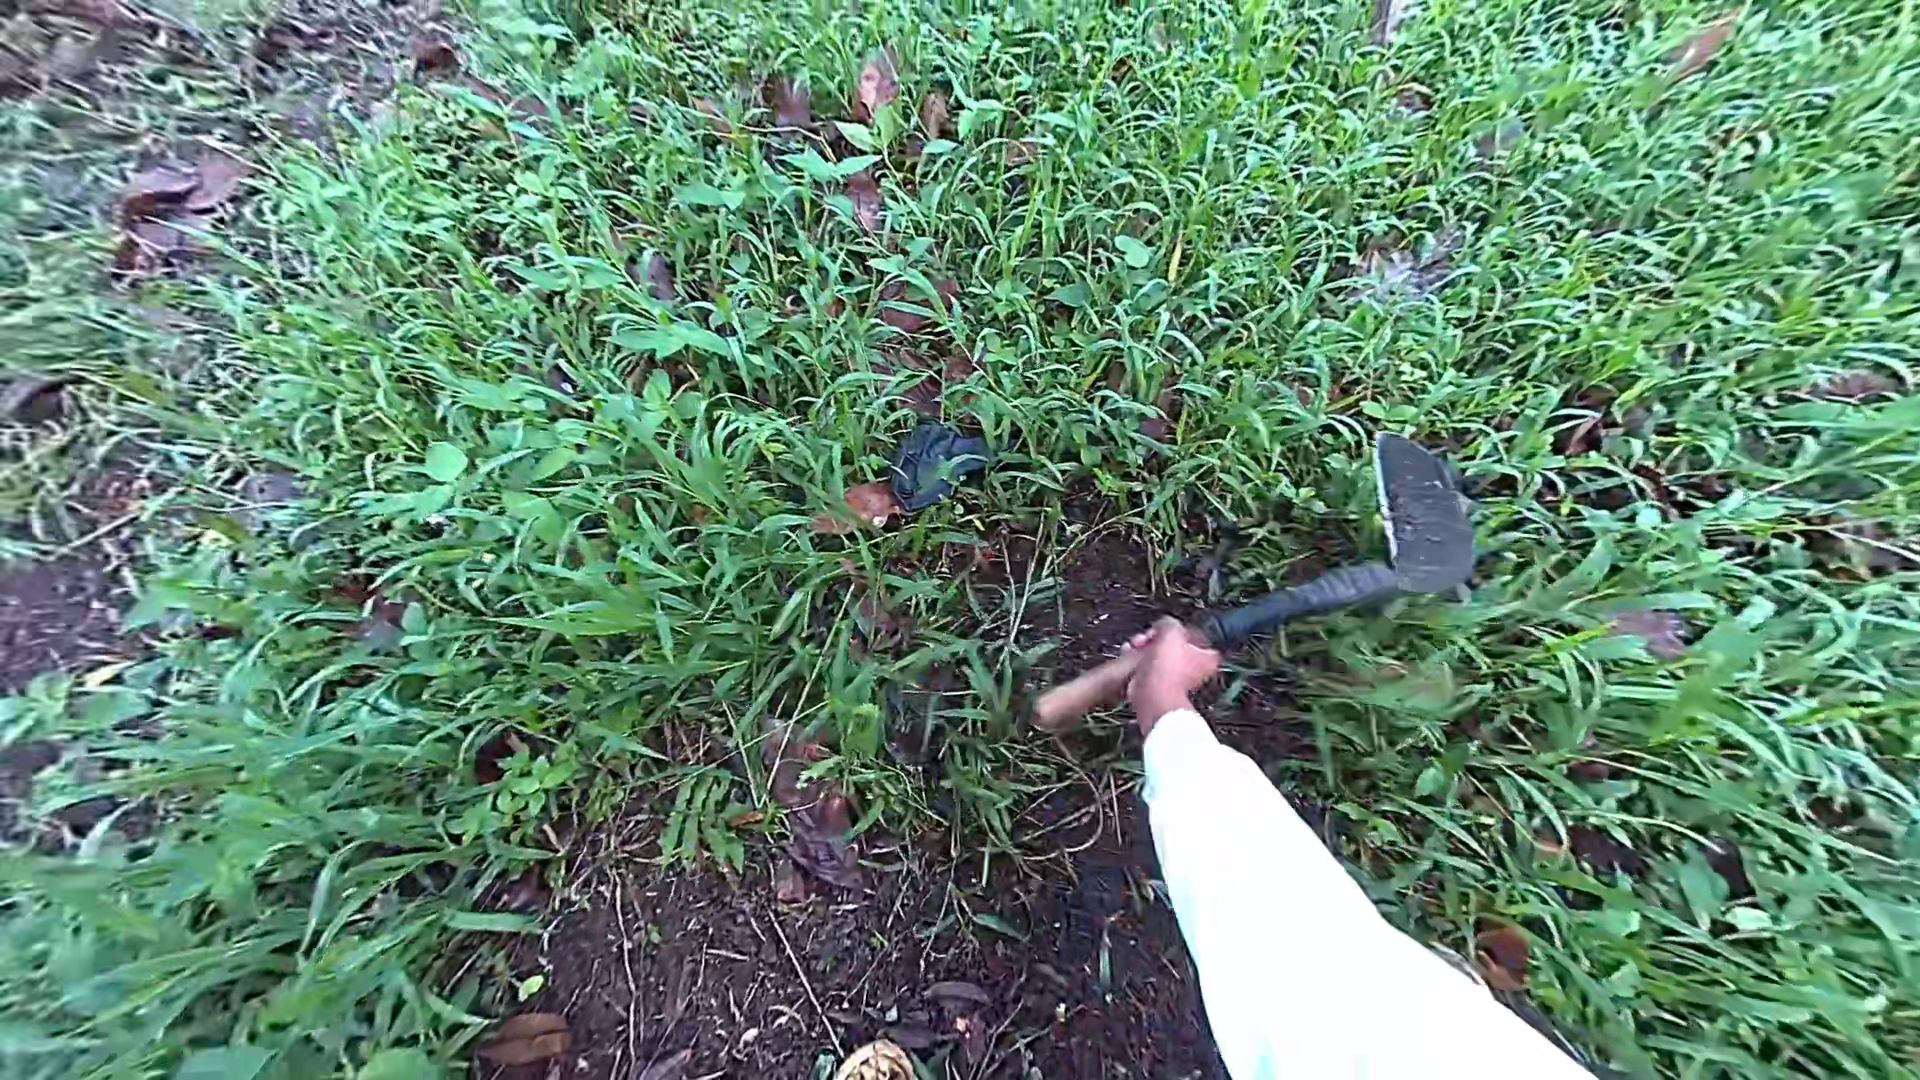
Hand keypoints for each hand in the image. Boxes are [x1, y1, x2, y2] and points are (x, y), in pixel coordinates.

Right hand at [1124, 617, 1220, 733]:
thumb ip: (1170, 622)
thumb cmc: (1168, 671)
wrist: (1152, 695)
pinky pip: (1147, 665)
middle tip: (1149, 636)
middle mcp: (1193, 668)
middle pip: (1173, 644)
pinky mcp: (1158, 683)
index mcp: (1206, 657)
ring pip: (1158, 654)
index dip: (1180, 630)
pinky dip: (1137, 659)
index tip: (1168, 628)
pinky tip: (1130, 652)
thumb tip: (1163, 623)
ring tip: (1136, 644)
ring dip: (1145, 647)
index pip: (1196, 636)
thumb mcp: (1171, 632)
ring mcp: (1175, 677)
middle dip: (1157, 638)